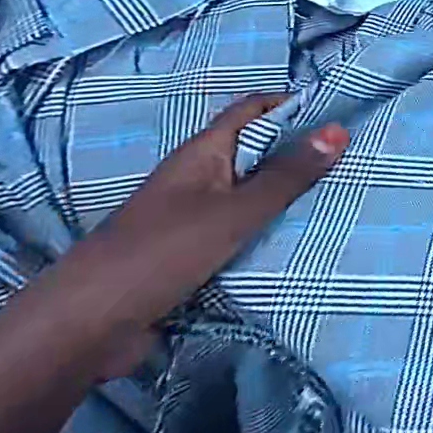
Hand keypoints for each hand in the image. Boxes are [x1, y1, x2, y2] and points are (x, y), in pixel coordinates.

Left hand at [0, 96, 347, 432]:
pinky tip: (295, 239)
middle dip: (297, 150)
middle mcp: (197, 175)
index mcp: (203, 152)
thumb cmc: (161, 253)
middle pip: (255, 148)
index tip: (337, 113)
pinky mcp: (188, 252)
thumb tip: (339, 129)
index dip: (292, 103)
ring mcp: (190, 214)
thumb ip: (288, 175)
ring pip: (248, 191)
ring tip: (336, 196)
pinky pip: (238, 228)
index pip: (253, 108)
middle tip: (349, 158)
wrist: (82, 329)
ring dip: (283, 193)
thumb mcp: (235, 211)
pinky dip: (265, 228)